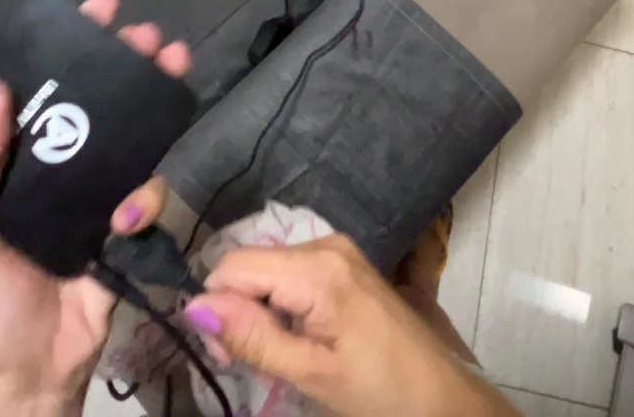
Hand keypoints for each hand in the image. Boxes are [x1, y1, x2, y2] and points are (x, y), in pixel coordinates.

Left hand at [0, 0, 188, 416]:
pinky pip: (149, 186)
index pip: (41, 91)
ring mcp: (97, 191)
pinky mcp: (130, 219)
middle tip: (147, 35)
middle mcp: (57, 167)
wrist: (31, 371)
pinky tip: (131, 214)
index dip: (69, 47)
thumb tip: (0, 90)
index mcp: (9, 165)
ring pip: (131, 129)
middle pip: (95, 99)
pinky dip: (148, 192)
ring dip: (154, 94)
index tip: (100, 9)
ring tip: (172, 63)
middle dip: (123, 60)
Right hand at [186, 235, 518, 416]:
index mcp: (317, 266)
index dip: (217, 308)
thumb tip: (194, 307)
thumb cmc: (378, 389)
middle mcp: (324, 241)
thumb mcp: (310, 372)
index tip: (224, 352)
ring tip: (277, 351)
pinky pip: (290, 270)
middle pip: (250, 263)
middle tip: (249, 359)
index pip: (235, 265)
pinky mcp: (342, 259)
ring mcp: (336, 247)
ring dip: (257, 307)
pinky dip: (279, 300)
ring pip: (267, 266)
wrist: (439, 392)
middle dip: (236, 308)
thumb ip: (252, 336)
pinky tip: (295, 333)